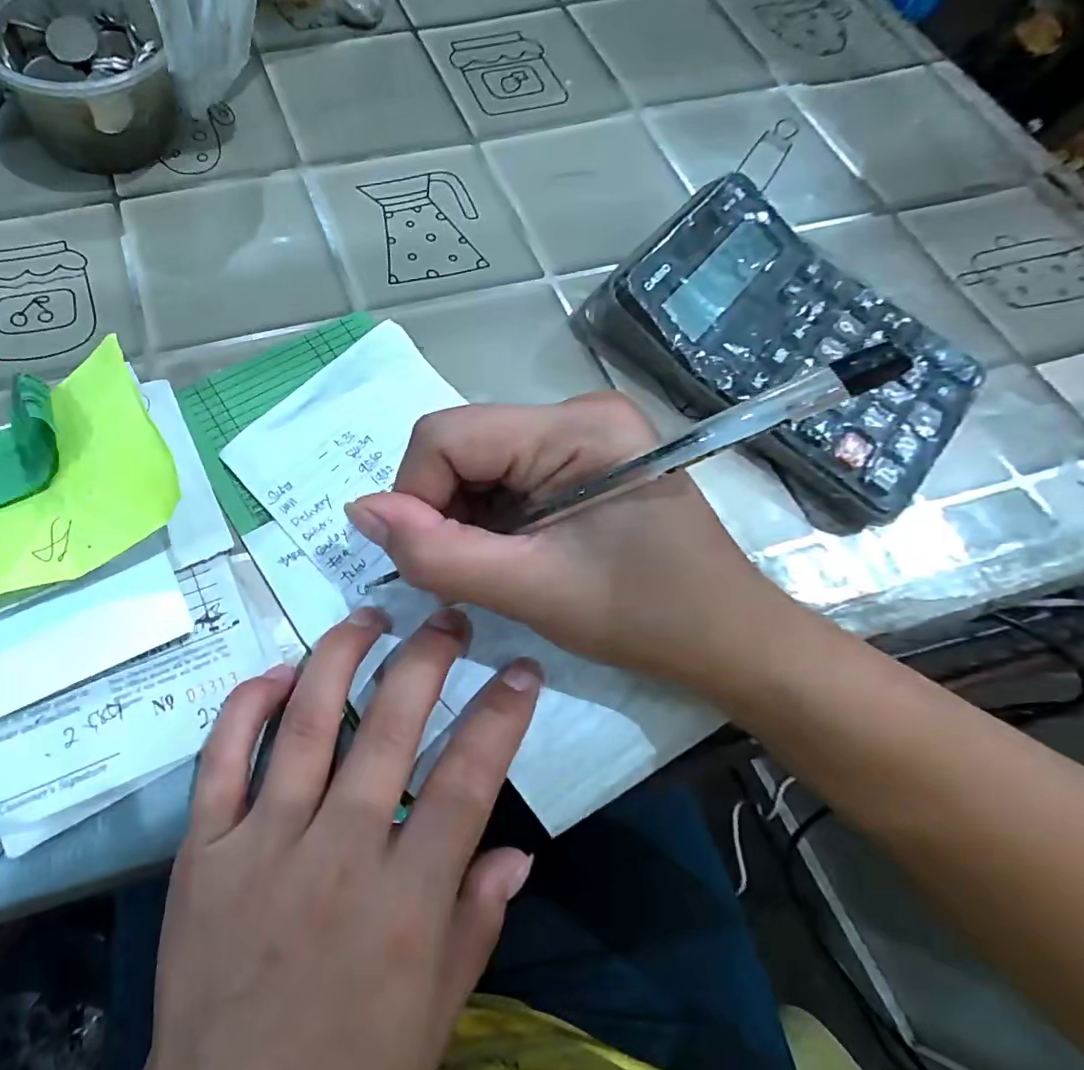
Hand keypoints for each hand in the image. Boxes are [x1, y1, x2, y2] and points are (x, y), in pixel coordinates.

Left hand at [146, 606, 541, 1069]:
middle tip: (444, 620)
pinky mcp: (201, 841)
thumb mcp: (433, 1015)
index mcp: (407, 900)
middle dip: (423, 663)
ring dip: (336, 660)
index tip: (518, 670)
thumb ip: (474, 928)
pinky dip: (244, 706)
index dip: (498, 718)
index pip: (466, 783)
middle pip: (386, 732)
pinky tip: (271, 673)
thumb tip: (516, 851)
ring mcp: (261, 839)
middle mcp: (337, 851)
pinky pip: (220, 756)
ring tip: (365, 618)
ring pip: (303, 724)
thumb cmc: (345, 1068)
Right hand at [343, 392, 800, 690]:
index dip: (416, 497)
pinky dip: (475, 519)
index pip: (442, 437)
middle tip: (470, 567)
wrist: (726, 642)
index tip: (438, 556)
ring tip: (493, 564)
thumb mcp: (526, 591)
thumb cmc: (641, 618)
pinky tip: (506, 551)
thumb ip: (434, 552)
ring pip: (462, 464)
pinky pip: (486, 476)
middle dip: (437, 510)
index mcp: (576, 428)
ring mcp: (571, 432)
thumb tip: (356, 511)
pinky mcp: (568, 457)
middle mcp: (572, 412)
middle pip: (450, 447)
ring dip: (454, 518)